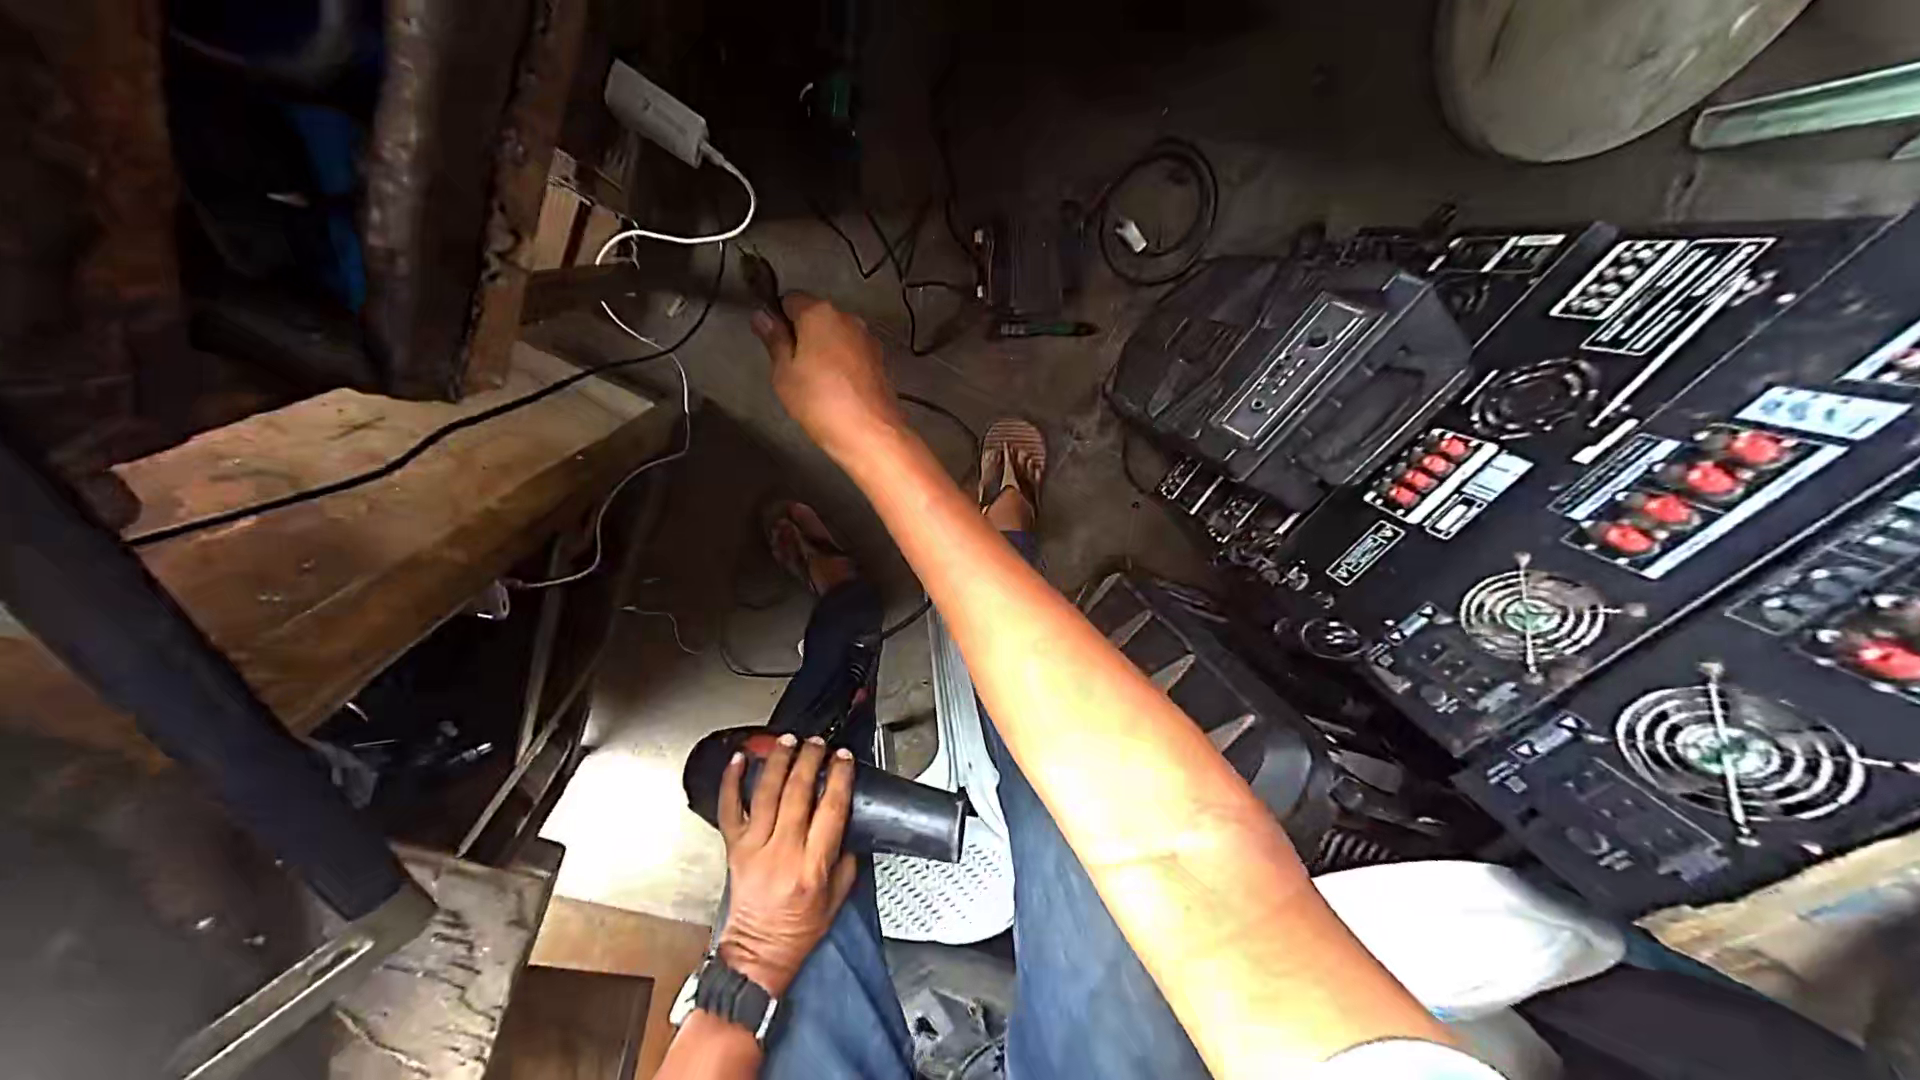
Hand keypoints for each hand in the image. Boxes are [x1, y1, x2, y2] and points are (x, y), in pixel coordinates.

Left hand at [714, 733, 858, 996]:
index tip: (844, 759)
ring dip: (779, 762)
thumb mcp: (837, 898)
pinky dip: (731, 781)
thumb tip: (846, 821)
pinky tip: (739, 759)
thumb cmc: (799, 931)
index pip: (830, 810)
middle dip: (810, 761)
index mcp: (812, 867)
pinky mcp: (734, 849)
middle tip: (818, 743)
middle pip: (797, 794)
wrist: (757, 955)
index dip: (839, 778)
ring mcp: (754, 849)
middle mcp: (782, 853)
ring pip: (765, 794)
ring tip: (788, 741)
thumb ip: (845, 858)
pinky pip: (729, 809)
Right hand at [751, 294, 906, 459]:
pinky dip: (842, 367)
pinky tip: (834, 391)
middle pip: (816, 317)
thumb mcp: (784, 372)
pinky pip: (852, 356)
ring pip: (836, 337)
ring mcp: (866, 341)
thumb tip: (763, 319)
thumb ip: (773, 340)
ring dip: (823, 352)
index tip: (770, 336)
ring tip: (813, 385)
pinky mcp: (878, 362)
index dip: (777, 317)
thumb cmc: (826, 404)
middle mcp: (848, 320)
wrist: (870, 433)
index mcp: (820, 314)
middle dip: (801, 336)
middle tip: (789, 367)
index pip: (790, 299)